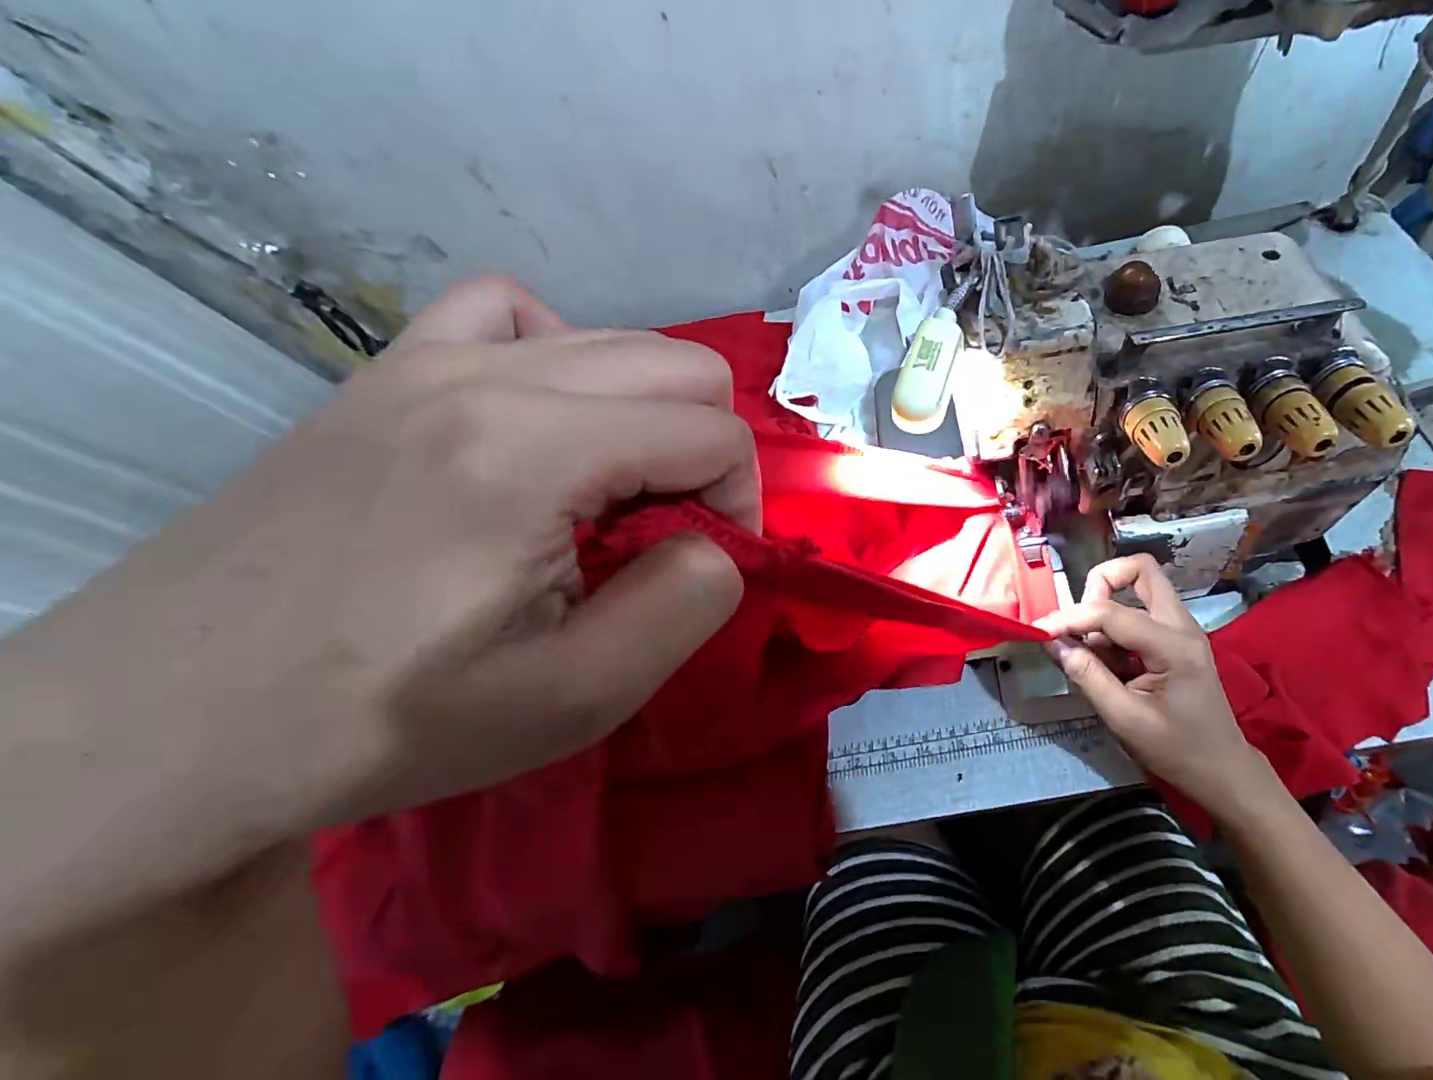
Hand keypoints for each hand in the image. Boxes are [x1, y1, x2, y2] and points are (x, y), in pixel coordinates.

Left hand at [0, 276, 756, 930]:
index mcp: (533, 450)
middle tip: (667, 533)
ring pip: (614, 340)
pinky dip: (562, 356)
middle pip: (681, 365)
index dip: (740, 501)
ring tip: (609, 495)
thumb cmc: (385, 723)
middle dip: (706, 452)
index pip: (715, 430)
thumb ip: (688, 603)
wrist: (164, 728)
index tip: (705, 564)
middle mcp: (485, 375)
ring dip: (650, 415)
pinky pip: (509, 313)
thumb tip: (720, 541)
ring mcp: (424, 360)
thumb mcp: (576, 697)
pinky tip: (545, 421)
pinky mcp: (384, 374)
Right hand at [1034, 555, 1274, 813]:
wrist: (1221, 770)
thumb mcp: (1125, 720)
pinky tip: (1105, 662)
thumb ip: (1088, 677)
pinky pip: (1140, 613)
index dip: (1070, 617)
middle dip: (1100, 584)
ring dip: (1106, 609)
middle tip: (1078, 623)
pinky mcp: (1175, 639)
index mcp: (1174, 646)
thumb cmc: (1176, 751)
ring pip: (1140, 588)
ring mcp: (1181, 629)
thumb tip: (1054, 643)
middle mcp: (1182, 625)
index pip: (1111, 612)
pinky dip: (1115, 627)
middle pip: (1141, 570)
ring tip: (1089, 654)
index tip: (1041, 631)